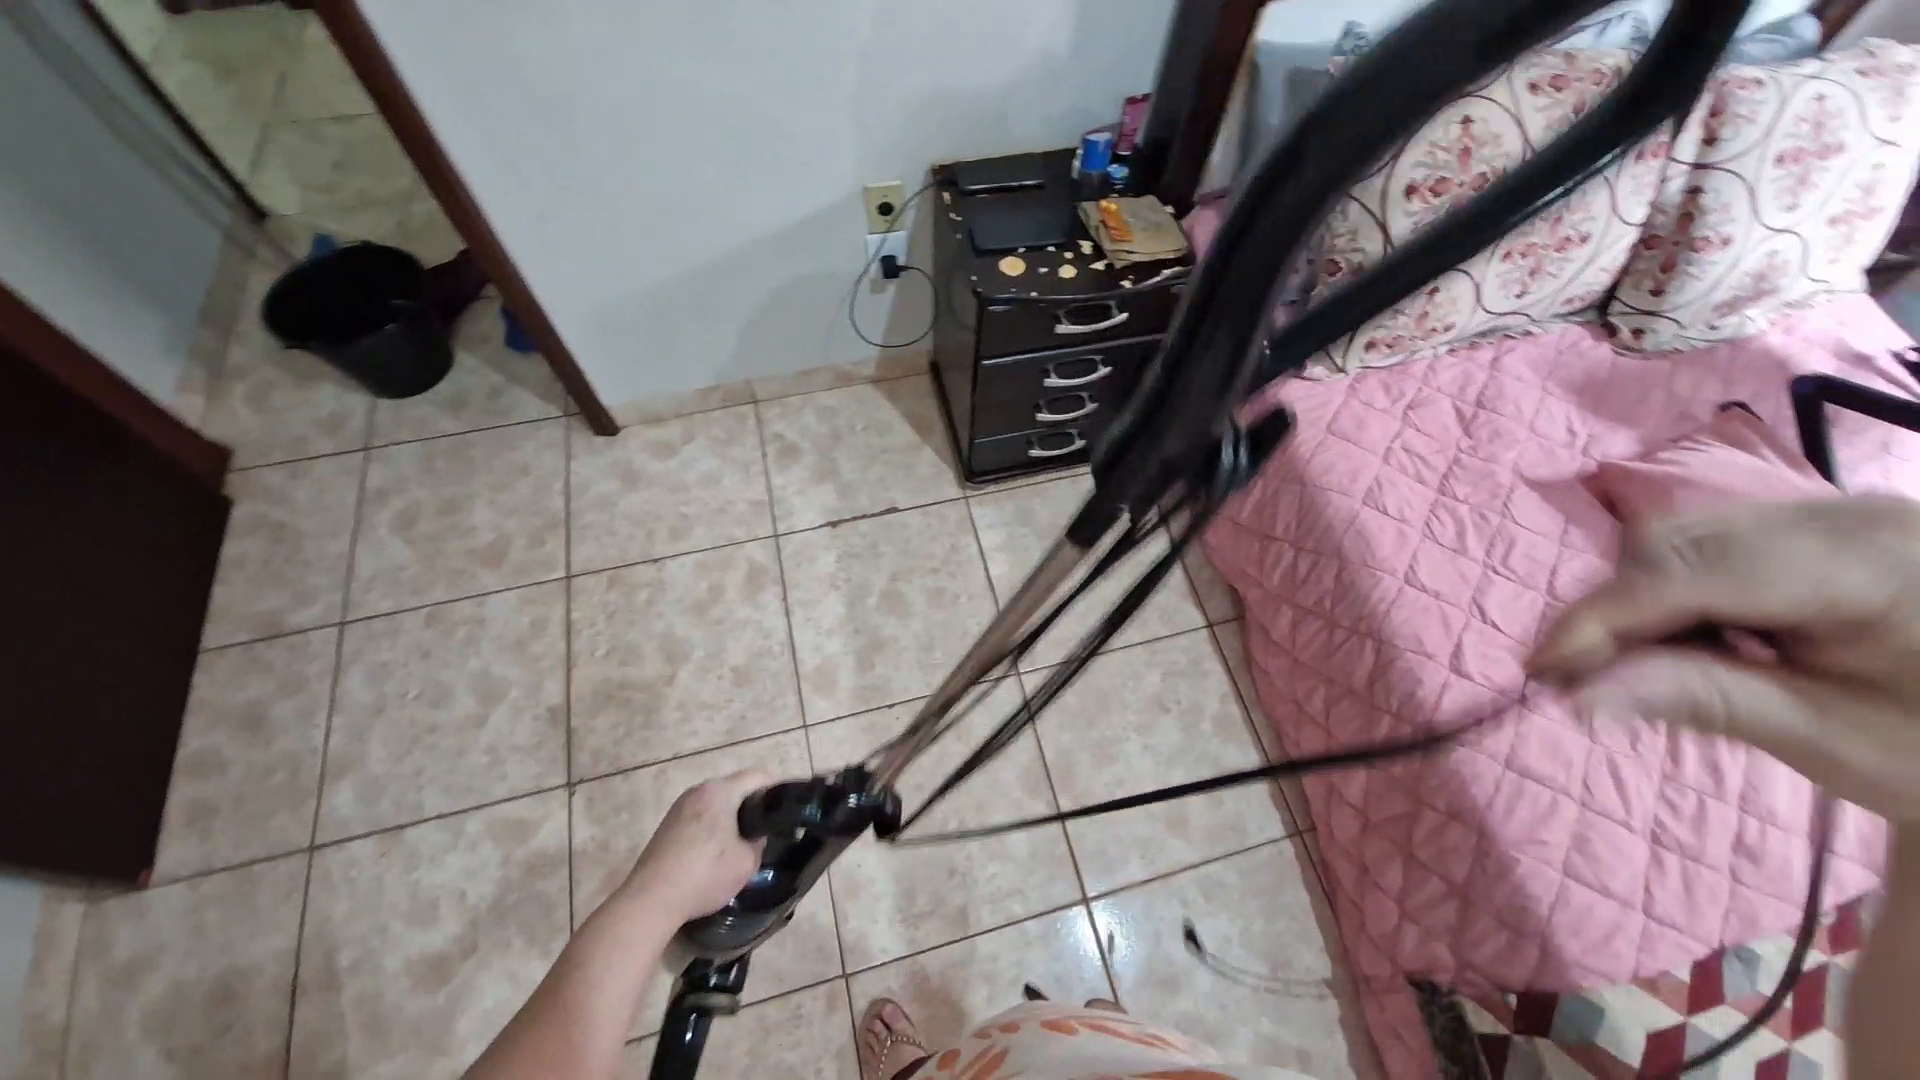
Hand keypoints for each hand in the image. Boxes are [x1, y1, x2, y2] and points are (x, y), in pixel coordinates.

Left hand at [618, 770, 771, 923]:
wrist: (651, 900)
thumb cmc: (704, 875)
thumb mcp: (747, 862)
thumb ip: (759, 842)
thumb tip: (756, 836)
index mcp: (720, 791)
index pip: (758, 777)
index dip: (778, 788)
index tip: (790, 805)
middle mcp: (698, 791)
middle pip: (735, 788)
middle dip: (754, 803)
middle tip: (770, 825)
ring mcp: (678, 807)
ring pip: (716, 803)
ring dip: (732, 816)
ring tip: (746, 839)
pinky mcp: (667, 826)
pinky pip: (700, 817)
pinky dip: (714, 826)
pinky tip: (718, 851)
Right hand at [1528, 495, 1919, 821]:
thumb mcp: (1825, 736)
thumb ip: (1698, 700)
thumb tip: (1574, 698)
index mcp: (1868, 561)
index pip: (1691, 570)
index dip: (1603, 617)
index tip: (1539, 670)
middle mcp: (1840, 515)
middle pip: (1672, 544)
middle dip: (1614, 612)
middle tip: (1580, 679)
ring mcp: (1819, 515)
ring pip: (1672, 541)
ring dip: (1632, 606)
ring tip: (1628, 667)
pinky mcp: (1800, 529)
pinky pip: (1695, 548)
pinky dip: (1662, 597)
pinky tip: (1675, 643)